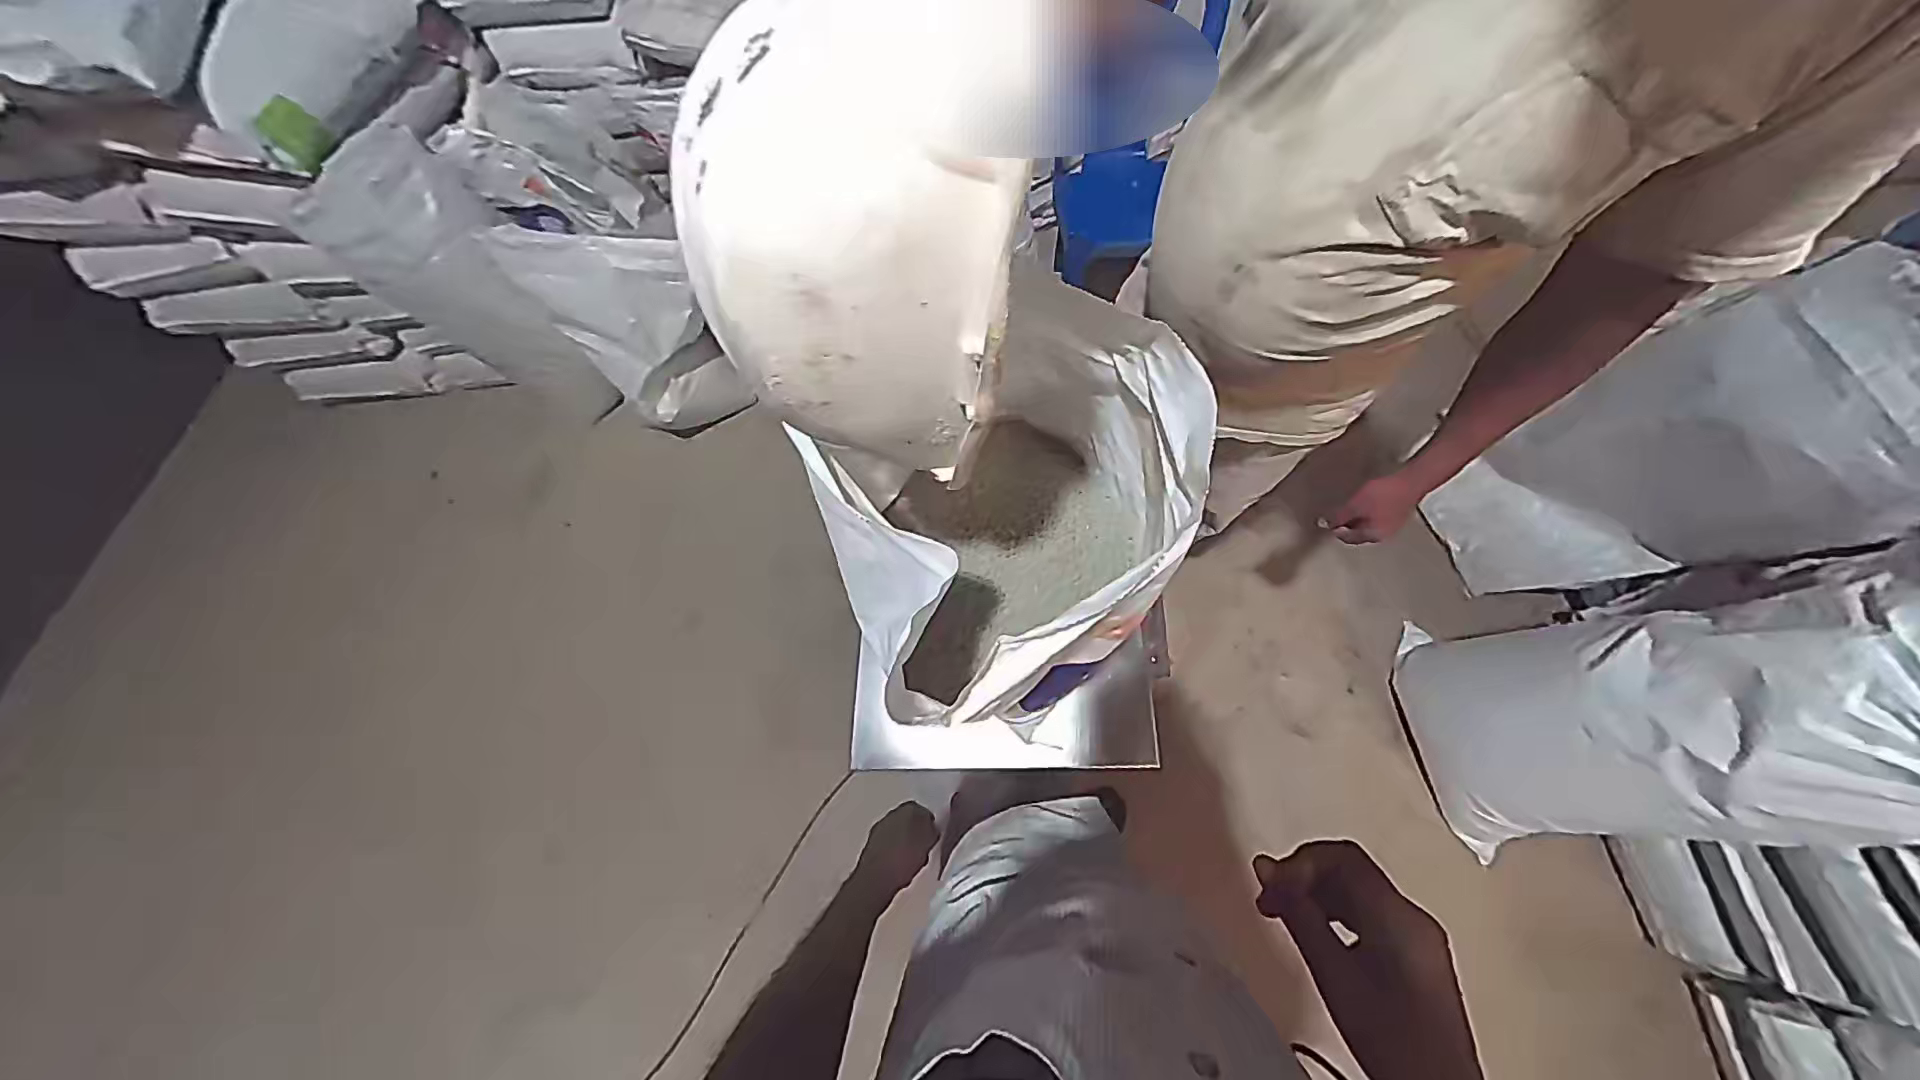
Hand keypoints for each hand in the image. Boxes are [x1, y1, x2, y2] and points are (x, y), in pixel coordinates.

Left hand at [853, 802, 939, 895]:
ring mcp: (879, 828)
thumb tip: (931, 830)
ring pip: (897, 831)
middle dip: (915, 831)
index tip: (932, 836)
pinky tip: (899, 864)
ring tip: (912, 859)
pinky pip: (887, 844)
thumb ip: (932, 831)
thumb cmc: (905, 857)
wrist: (878, 877)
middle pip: (908, 819)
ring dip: (903, 841)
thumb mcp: (930, 843)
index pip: (924, 811)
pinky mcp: (870, 844)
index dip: (929, 824)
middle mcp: (892, 813)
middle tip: (923, 846)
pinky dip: (892, 851)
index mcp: (910, 807)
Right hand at [1254, 841, 1483, 1079]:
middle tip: (1271, 895)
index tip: (1271, 880)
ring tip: (1285, 914)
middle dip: (1304, 877)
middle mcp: (1413, 919)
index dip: (1299, 862)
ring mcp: (1418, 938)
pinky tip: (1315, 933)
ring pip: (1356, 891)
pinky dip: (1335, 914)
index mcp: (1398, 917)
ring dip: (1316, 895)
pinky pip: (1369, 914)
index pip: (1342, 857)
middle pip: (1349, 870)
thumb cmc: (1393, 1043)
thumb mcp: (1331, 971)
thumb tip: (1269, 870)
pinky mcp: (1415, 955)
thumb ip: (1297, 913)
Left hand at [1322, 471, 1425, 544]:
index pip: (1348, 538)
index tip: (1326, 520)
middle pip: (1358, 533)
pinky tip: (1364, 502)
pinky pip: (1376, 517)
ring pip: (1367, 525)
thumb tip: (1328, 524)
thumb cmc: (1385, 494)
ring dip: (1355, 518)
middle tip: (1336, 513)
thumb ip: (1340, 517)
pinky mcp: (1397, 514)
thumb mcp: (1355, 505)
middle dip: (1345, 525)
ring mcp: (1392, 525)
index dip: (1335, 529)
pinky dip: (1366, 513)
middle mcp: (1384, 534)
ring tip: (1349, 506)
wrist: (1412, 480)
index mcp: (1373, 536)